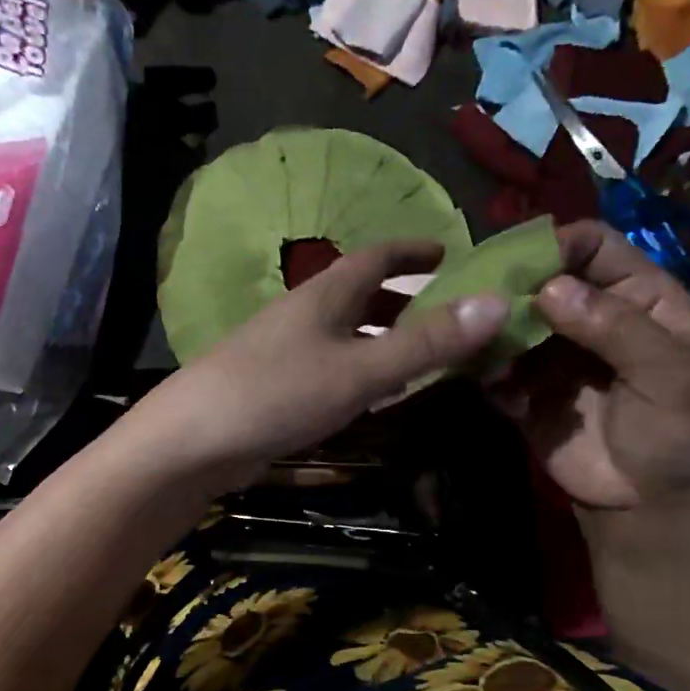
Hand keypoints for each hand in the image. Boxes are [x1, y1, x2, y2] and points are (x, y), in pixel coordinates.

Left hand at [126, 240, 508, 490]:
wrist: (193, 440)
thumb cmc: (278, 393)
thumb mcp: (361, 369)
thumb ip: (426, 343)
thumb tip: (497, 303)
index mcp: (326, 294)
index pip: (377, 256)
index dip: (413, 250)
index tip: (449, 251)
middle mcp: (306, 314)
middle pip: (362, 294)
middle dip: (405, 299)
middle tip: (448, 314)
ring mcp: (288, 351)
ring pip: (347, 333)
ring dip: (385, 338)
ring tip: (423, 355)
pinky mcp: (278, 387)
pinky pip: (332, 366)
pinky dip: (362, 370)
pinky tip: (374, 395)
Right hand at [491, 222, 689, 510]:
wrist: (652, 506)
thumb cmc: (682, 433)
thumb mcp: (672, 375)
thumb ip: (616, 327)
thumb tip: (548, 287)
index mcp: (636, 297)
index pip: (594, 247)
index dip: (559, 244)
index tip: (520, 262)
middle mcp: (588, 316)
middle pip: (540, 279)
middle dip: (509, 285)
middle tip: (479, 298)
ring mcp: (551, 352)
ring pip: (509, 320)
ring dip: (488, 327)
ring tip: (474, 341)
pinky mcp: (523, 389)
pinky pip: (493, 367)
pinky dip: (482, 368)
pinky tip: (489, 383)